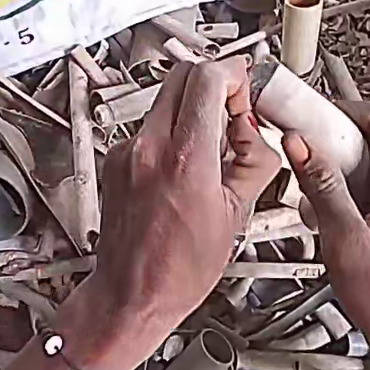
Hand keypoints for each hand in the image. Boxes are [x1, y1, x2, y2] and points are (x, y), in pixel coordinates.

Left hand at [62, 56, 280, 369]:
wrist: (131, 294)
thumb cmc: (177, 271)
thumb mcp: (236, 215)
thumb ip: (252, 160)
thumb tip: (253, 130)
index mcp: (185, 161)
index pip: (208, 80)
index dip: (235, 75)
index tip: (245, 89)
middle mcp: (148, 149)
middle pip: (183, 76)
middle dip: (215, 83)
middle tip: (234, 111)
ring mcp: (127, 152)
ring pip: (165, 99)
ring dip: (194, 108)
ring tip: (213, 147)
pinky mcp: (116, 159)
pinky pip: (151, 126)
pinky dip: (174, 131)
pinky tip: (187, 165)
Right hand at [286, 103, 369, 369]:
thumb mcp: (347, 242)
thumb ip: (322, 188)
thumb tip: (301, 147)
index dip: (341, 109)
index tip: (308, 115)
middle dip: (335, 139)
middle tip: (301, 147)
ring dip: (338, 167)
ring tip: (309, 185)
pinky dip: (347, 189)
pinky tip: (325, 211)